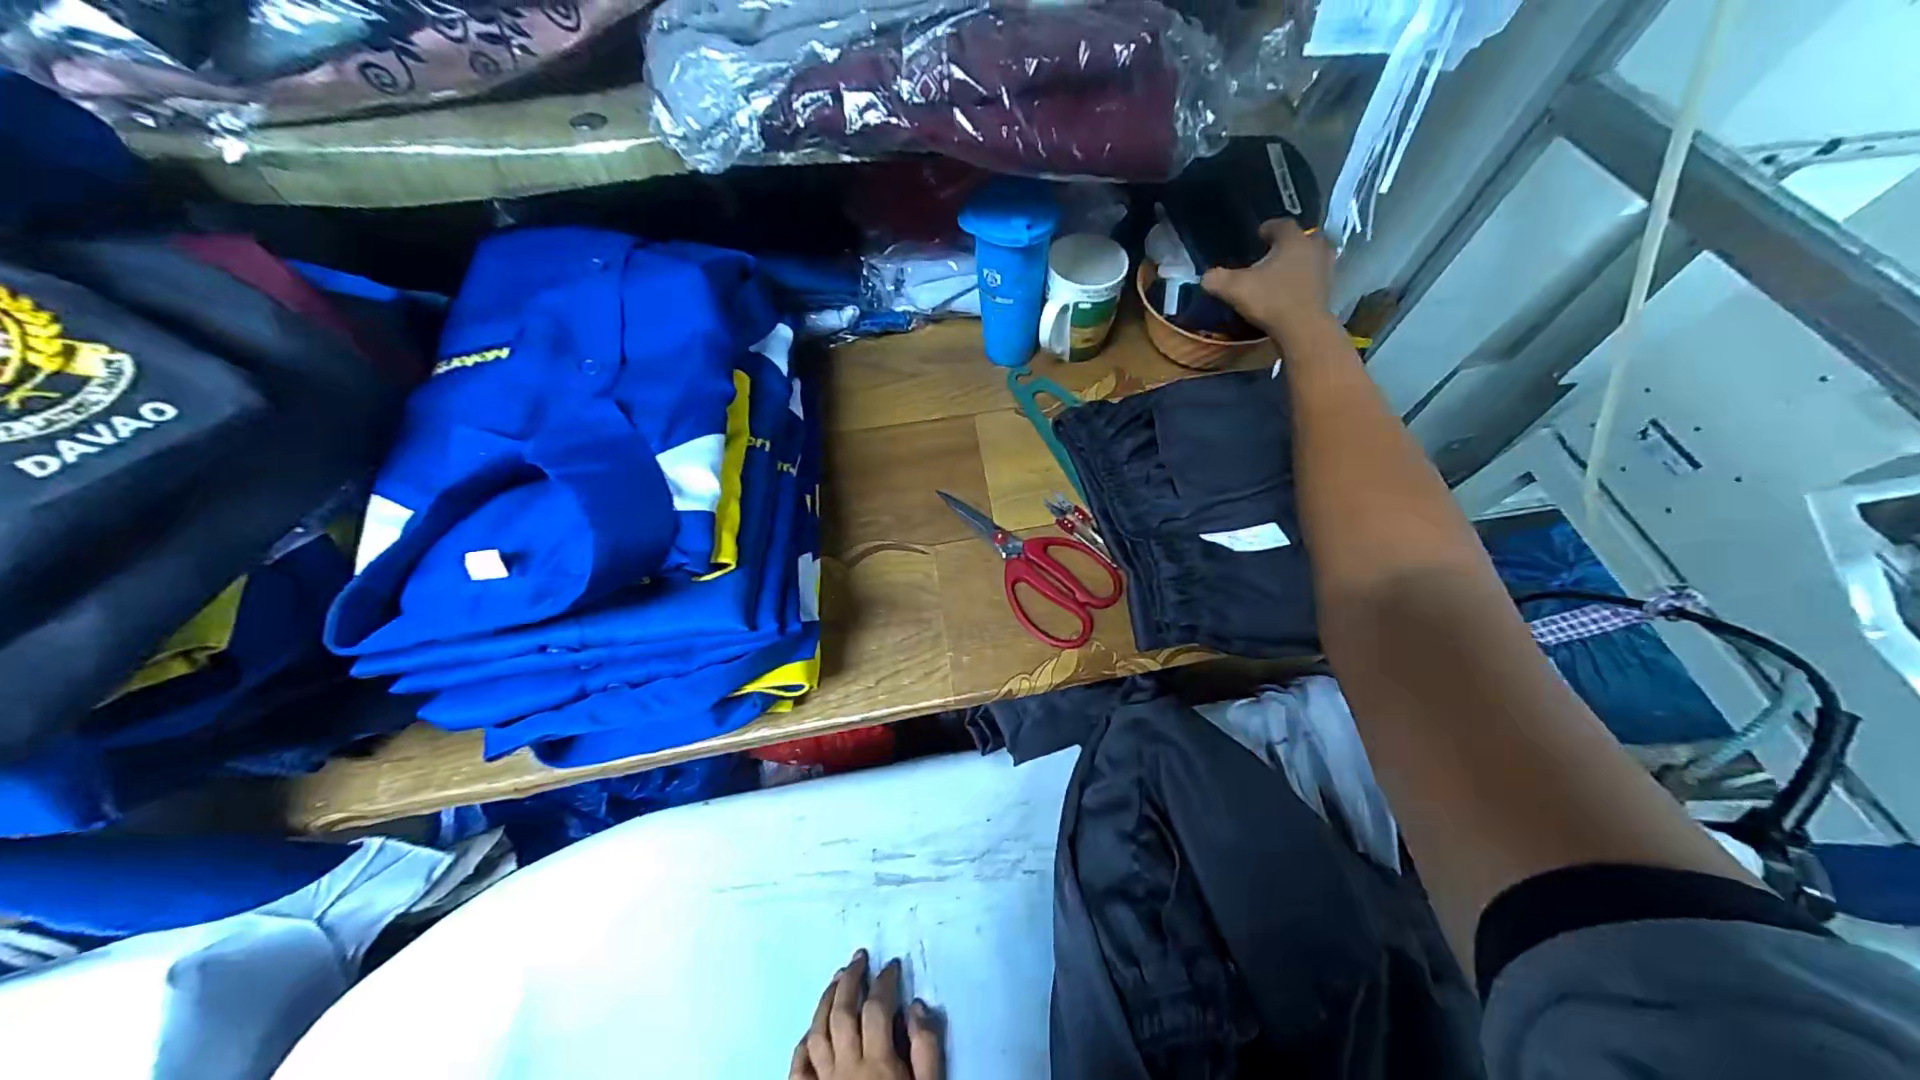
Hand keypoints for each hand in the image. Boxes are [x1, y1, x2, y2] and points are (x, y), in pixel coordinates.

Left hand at [791, 950, 942, 1079]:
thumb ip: (927, 1050)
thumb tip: (916, 1005)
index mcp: (878, 1065)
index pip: (878, 1008)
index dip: (885, 981)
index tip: (893, 964)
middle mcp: (846, 1068)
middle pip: (842, 1012)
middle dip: (851, 979)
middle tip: (860, 955)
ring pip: (817, 1033)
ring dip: (825, 1000)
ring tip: (837, 978)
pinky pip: (798, 1070)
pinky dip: (803, 1045)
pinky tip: (810, 1030)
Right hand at [1200, 219, 1335, 341]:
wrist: (1303, 329)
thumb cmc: (1270, 300)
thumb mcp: (1234, 289)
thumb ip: (1216, 279)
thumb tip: (1207, 277)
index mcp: (1292, 240)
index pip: (1282, 224)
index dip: (1269, 227)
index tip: (1259, 234)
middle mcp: (1314, 248)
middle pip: (1305, 237)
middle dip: (1291, 242)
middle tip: (1276, 252)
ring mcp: (1325, 269)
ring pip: (1314, 257)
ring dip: (1302, 260)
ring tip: (1285, 271)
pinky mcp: (1329, 290)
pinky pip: (1316, 277)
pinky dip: (1306, 280)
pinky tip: (1293, 290)